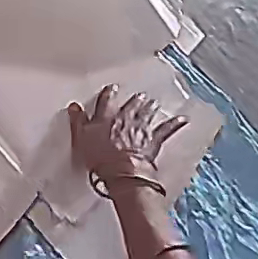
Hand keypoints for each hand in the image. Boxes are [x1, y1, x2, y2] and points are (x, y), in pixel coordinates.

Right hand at [67, 85, 188, 192]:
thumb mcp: (81, 138)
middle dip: (135, 100)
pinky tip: (183, 119)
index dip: (109, 94)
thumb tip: (74, 106)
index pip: (106, 101)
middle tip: (139, 96)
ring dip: (150, 107)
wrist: (121, 170)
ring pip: (147, 113)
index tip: (112, 88)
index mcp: (106, 116)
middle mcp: (125, 118)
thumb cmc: (99, 156)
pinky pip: (166, 130)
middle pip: (130, 105)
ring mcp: (141, 128)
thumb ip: (78, 121)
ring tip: (154, 102)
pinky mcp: (153, 140)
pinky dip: (175, 124)